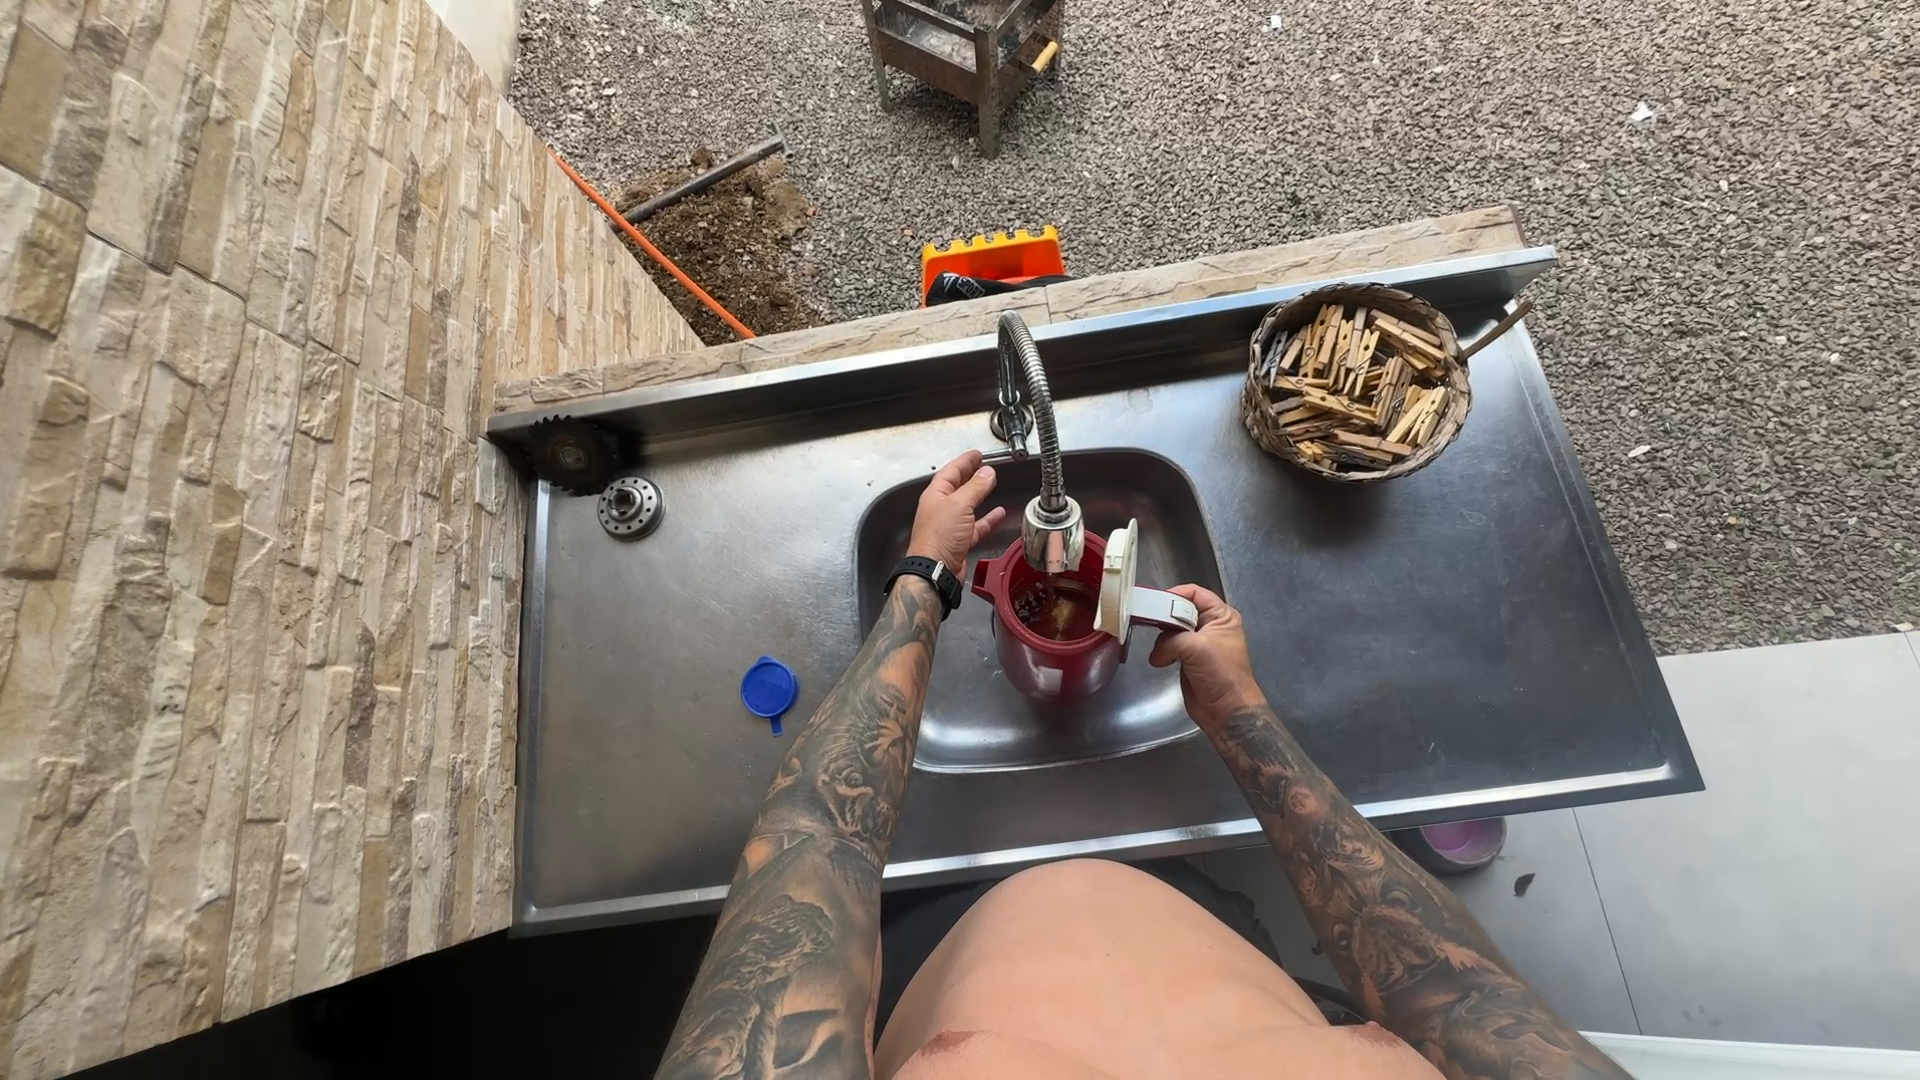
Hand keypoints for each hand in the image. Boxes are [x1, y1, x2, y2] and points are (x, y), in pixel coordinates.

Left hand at [908, 451, 1007, 575]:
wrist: (935, 569)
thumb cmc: (939, 536)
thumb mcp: (960, 505)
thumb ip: (975, 487)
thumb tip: (987, 472)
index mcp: (936, 495)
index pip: (951, 471)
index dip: (964, 461)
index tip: (977, 454)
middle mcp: (941, 508)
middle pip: (958, 487)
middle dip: (971, 475)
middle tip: (984, 465)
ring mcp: (949, 525)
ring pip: (967, 506)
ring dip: (980, 495)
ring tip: (992, 484)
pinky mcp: (959, 541)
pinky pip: (976, 526)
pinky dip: (987, 519)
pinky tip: (997, 514)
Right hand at [1147, 584, 1265, 729]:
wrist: (1226, 711)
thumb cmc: (1221, 674)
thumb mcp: (1196, 647)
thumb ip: (1171, 638)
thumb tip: (1156, 652)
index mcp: (1221, 616)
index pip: (1195, 593)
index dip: (1175, 595)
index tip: (1155, 603)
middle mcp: (1210, 626)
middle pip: (1179, 609)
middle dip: (1164, 617)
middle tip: (1149, 622)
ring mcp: (1198, 642)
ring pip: (1171, 629)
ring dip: (1162, 638)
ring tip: (1159, 648)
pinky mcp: (1187, 658)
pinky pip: (1168, 646)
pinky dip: (1161, 651)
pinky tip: (1160, 660)